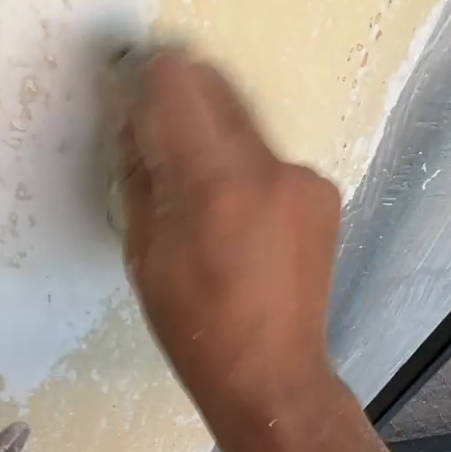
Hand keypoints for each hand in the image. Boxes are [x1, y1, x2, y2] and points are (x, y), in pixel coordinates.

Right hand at [113, 48, 346, 451]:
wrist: (272, 375)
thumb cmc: (194, 329)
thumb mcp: (145, 256)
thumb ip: (139, 173)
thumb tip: (126, 113)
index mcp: (213, 186)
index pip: (174, 82)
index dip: (145, 76)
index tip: (128, 89)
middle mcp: (268, 166)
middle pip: (215, 85)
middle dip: (178, 97)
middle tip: (156, 136)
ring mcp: (304, 177)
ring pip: (243, 121)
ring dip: (213, 136)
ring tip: (201, 195)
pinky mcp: (324, 190)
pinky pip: (270, 157)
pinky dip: (246, 169)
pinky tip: (240, 219)